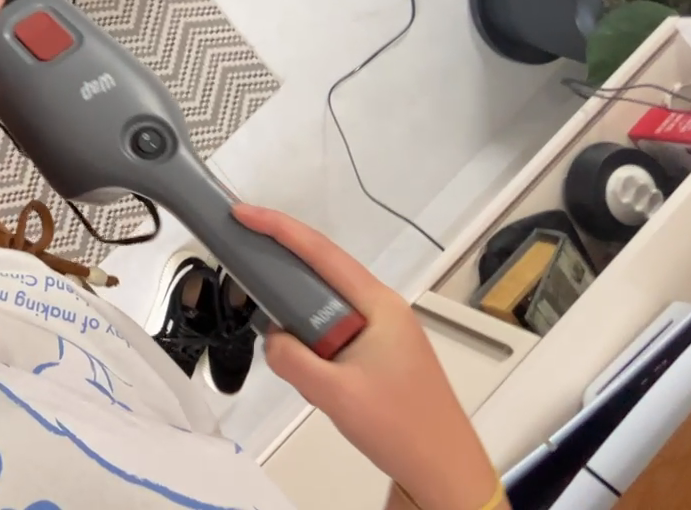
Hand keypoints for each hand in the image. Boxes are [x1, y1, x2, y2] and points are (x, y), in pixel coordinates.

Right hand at [234, 204, 502, 509]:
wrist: (449, 478)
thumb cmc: (401, 430)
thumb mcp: (336, 394)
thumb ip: (291, 358)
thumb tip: (273, 338)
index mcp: (379, 305)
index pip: (320, 251)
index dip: (277, 226)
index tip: (240, 212)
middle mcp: (383, 308)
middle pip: (323, 266)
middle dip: (281, 253)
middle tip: (241, 245)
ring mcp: (384, 330)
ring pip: (326, 296)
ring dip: (293, 294)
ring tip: (260, 294)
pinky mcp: (379, 352)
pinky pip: (332, 321)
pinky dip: (306, 323)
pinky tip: (293, 342)